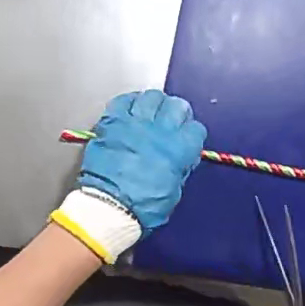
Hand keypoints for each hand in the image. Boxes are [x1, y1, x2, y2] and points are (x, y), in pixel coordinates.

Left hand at [76, 91, 206, 231]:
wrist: (109, 207)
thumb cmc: (143, 208)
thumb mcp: (173, 192)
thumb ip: (179, 170)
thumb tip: (180, 160)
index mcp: (180, 149)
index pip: (195, 128)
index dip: (190, 135)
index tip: (185, 140)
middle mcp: (161, 130)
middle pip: (175, 106)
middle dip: (175, 114)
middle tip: (168, 123)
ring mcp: (135, 123)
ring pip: (151, 97)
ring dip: (152, 105)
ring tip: (148, 115)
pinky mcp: (112, 122)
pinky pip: (123, 101)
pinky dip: (128, 103)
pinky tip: (129, 112)